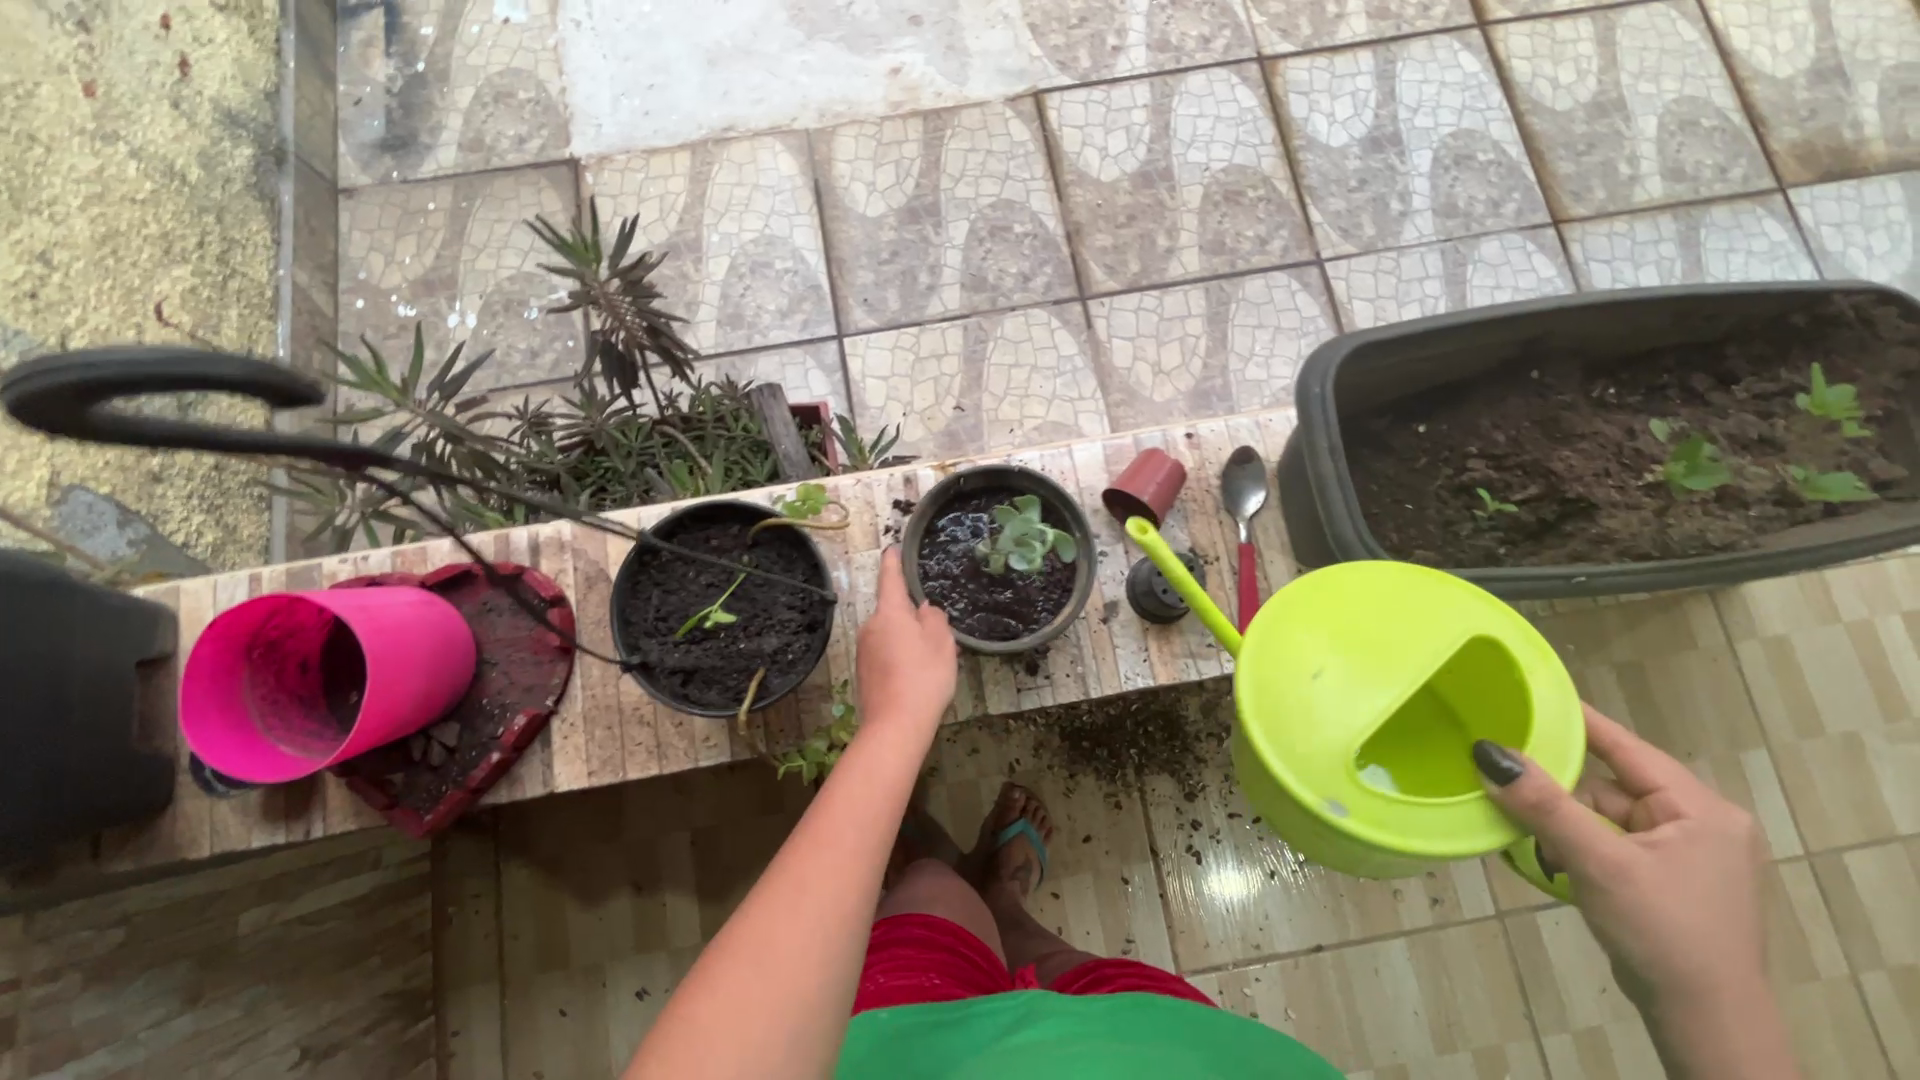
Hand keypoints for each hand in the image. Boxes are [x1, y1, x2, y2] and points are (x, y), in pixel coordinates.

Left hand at [855, 548, 957, 731]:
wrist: (895, 726)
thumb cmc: (923, 678)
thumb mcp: (942, 643)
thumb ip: (935, 619)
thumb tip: (924, 609)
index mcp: (890, 613)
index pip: (890, 579)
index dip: (893, 562)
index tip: (891, 548)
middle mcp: (870, 627)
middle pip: (892, 612)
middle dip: (910, 617)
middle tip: (935, 635)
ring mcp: (864, 651)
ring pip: (889, 635)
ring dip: (906, 640)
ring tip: (929, 661)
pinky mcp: (864, 672)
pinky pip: (885, 655)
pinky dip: (899, 658)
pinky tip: (915, 677)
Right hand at [1475, 704, 1767, 1010]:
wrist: (1705, 1020)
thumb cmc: (1663, 930)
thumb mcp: (1599, 862)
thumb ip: (1544, 805)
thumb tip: (1488, 752)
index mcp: (1702, 809)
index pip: (1626, 747)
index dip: (1578, 720)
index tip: (1529, 693)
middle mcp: (1700, 824)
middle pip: (1607, 787)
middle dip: (1560, 799)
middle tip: (1513, 800)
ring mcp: (1686, 856)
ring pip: (1603, 819)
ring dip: (1564, 831)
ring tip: (1540, 852)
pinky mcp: (1667, 882)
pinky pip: (1609, 845)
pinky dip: (1578, 851)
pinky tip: (1556, 867)